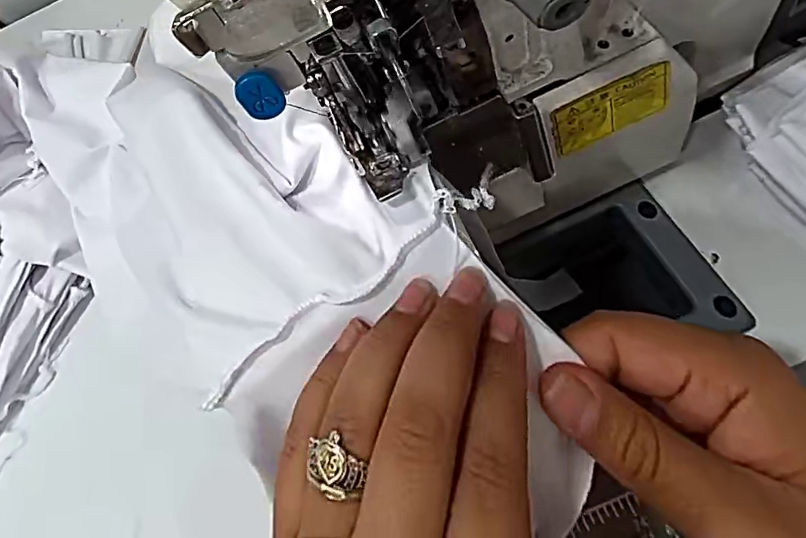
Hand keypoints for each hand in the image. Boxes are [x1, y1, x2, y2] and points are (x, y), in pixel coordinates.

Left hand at [274, 268, 530, 537]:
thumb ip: (517, 524)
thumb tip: (521, 420)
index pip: (488, 469)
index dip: (501, 386)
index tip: (507, 331)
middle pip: (420, 429)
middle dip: (447, 345)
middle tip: (463, 292)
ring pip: (356, 422)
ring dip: (390, 346)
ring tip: (415, 298)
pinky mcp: (284, 535)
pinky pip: (301, 444)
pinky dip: (328, 381)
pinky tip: (354, 338)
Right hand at [539, 312, 805, 537]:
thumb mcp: (740, 520)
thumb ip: (643, 448)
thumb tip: (561, 386)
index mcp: (733, 369)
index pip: (612, 334)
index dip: (563, 363)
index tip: (528, 404)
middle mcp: (720, 370)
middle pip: (611, 354)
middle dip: (573, 393)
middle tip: (545, 443)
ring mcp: (713, 400)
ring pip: (618, 386)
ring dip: (588, 419)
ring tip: (567, 459)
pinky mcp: (707, 431)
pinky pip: (637, 416)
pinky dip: (610, 439)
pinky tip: (598, 466)